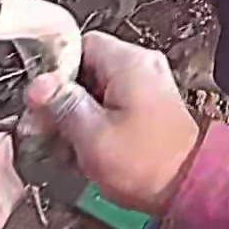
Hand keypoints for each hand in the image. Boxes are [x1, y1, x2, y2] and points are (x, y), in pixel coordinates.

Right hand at [25, 31, 200, 215]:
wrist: (188, 184)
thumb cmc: (143, 162)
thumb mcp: (93, 136)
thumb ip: (64, 105)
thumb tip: (39, 83)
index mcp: (129, 61)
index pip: (83, 44)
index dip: (57, 69)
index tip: (41, 98)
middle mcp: (142, 63)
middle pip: (90, 66)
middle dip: (66, 98)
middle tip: (48, 129)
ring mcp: (149, 81)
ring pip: (100, 86)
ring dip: (80, 113)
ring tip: (66, 146)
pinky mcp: (152, 100)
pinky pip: (116, 99)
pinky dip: (99, 118)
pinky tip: (86, 148)